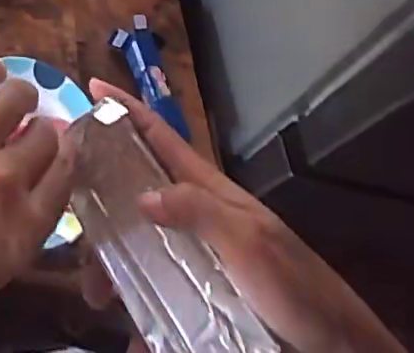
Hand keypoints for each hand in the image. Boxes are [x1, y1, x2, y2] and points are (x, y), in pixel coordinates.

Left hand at [0, 57, 77, 327]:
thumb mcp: (11, 258)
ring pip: (17, 99)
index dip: (69, 152)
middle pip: (46, 134)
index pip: (67, 169)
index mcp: (28, 219)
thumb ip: (38, 212)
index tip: (65, 146)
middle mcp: (7, 176)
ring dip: (25, 98)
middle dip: (45, 131)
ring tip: (21, 100)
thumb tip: (54, 165)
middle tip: (33, 134)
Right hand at [84, 79, 405, 352]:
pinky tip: (134, 340)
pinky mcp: (196, 296)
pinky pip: (155, 297)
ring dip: (112, 267)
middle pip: (133, 191)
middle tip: (73, 225)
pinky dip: (140, 318)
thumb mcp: (251, 242)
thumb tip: (140, 194)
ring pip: (136, 246)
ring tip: (97, 297)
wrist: (339, 350)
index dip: (126, 109)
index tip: (92, 87)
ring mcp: (193, 255)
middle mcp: (192, 214)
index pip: (159, 136)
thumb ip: (199, 211)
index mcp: (206, 188)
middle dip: (100, 204)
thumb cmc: (298, 288)